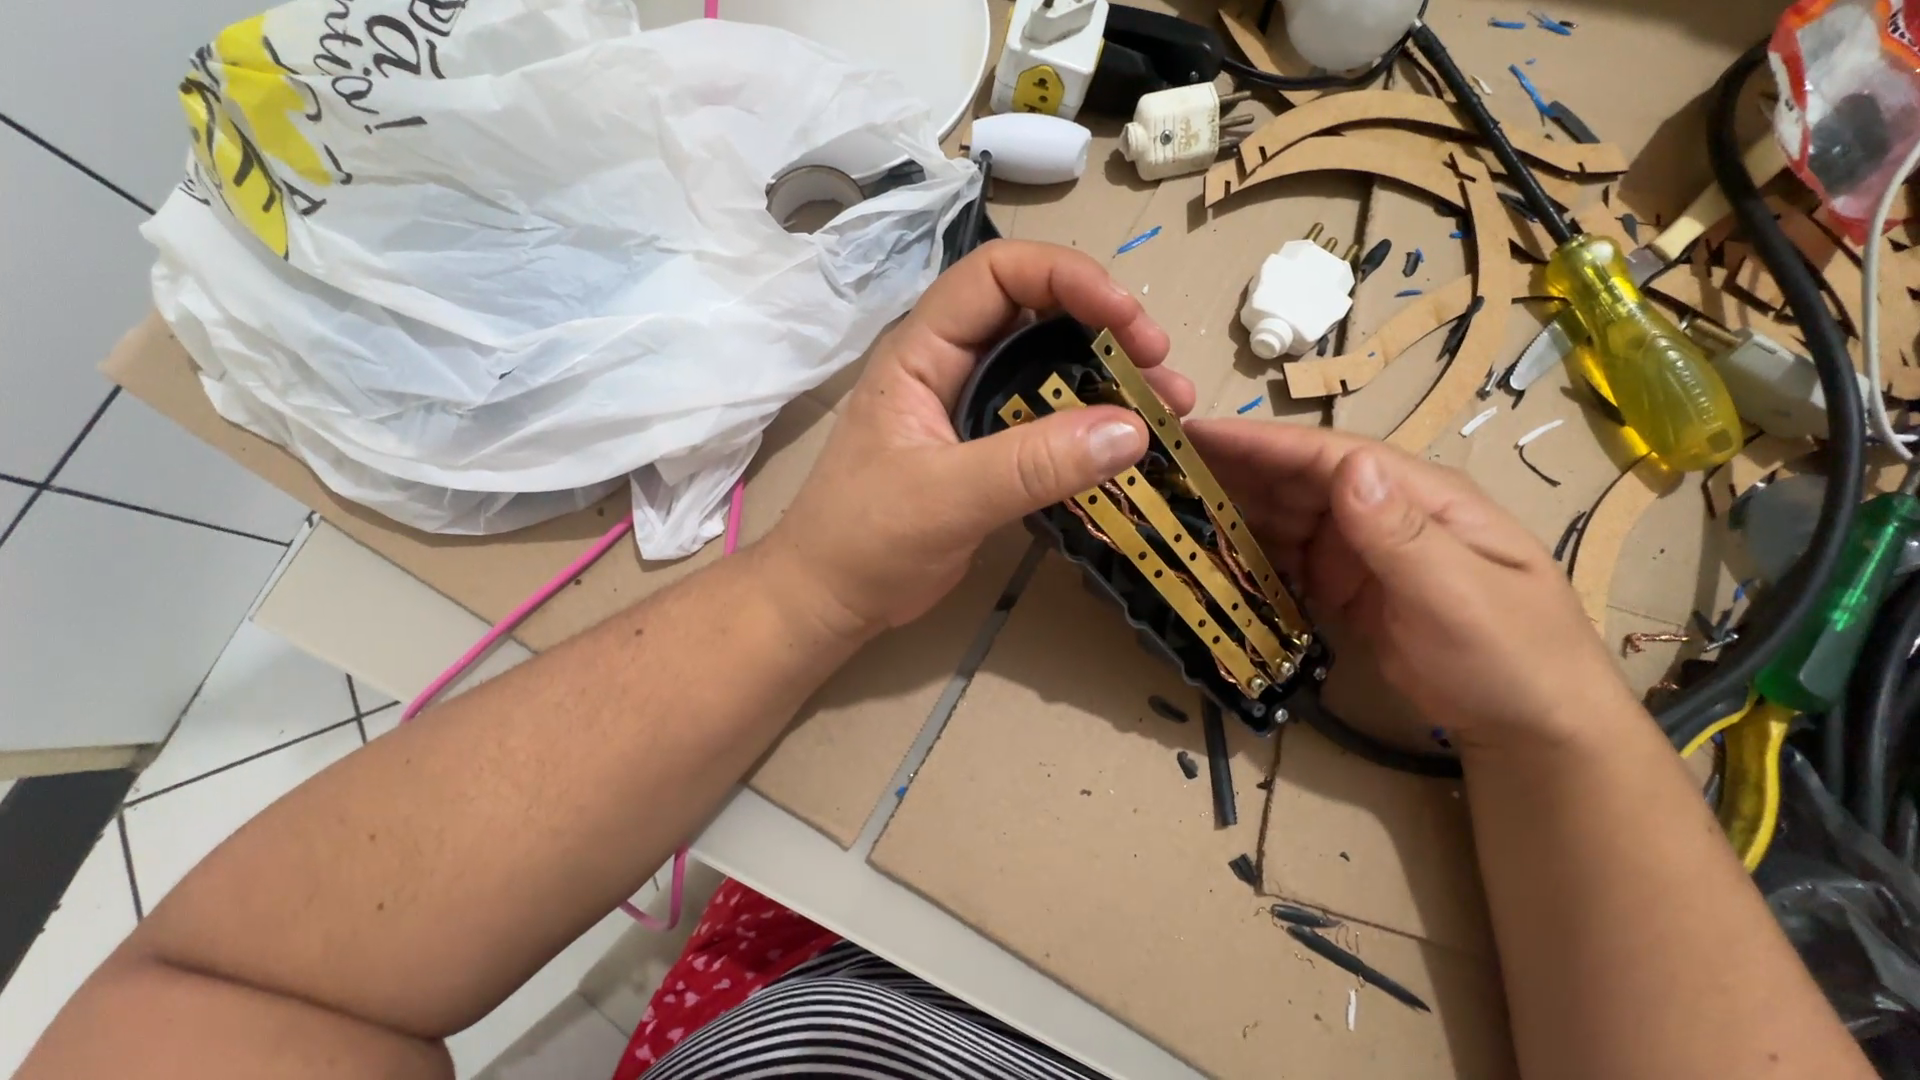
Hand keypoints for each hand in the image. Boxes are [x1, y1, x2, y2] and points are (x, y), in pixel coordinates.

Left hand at [764, 240, 1194, 638]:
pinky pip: (1050, 420)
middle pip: (1036, 312)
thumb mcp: (945, 498)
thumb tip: (1131, 430)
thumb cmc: (864, 540)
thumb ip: (1031, 465)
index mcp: (923, 351)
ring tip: (1171, 407)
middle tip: (1161, 368)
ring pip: (1050, 368)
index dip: (1065, 276)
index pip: (996, 275)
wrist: (832, 598)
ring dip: (1110, 378)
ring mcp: (972, 408)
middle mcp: (951, 365)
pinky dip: (1094, 426)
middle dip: (1104, 327)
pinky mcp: (989, 451)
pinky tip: (1133, 445)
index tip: (1127, 319)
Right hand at [1187, 419, 1635, 750]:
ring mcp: (1360, 552)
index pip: (1327, 456)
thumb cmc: (1511, 654)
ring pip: (1284, 520)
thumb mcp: (1461, 593)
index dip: (1260, 443)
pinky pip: (1286, 562)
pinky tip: (1212, 556)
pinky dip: (1248, 557)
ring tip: (1173, 508)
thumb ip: (1401, 534)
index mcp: (1415, 495)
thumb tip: (1348, 466)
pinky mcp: (1344, 589)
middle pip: (1295, 483)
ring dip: (1233, 513)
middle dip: (1232, 473)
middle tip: (1163, 470)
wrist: (1531, 727)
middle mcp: (1380, 512)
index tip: (1196, 434)